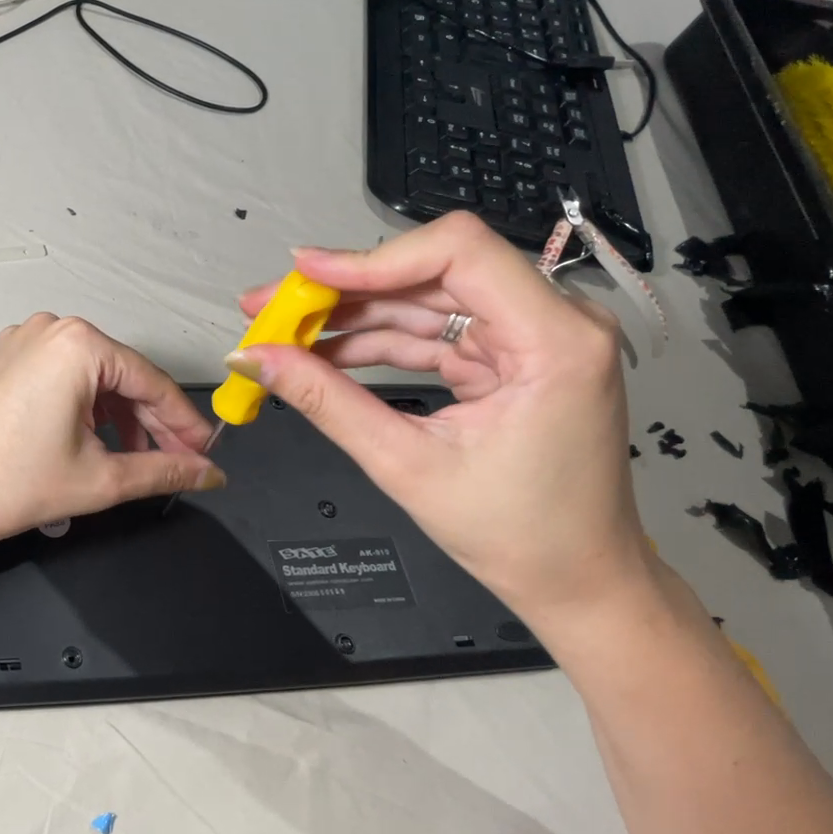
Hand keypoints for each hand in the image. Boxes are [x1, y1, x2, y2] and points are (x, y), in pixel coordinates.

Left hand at [0, 314, 223, 558]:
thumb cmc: (0, 483)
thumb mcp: (100, 480)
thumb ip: (164, 471)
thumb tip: (206, 473)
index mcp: (76, 345)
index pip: (152, 382)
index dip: (184, 424)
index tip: (205, 452)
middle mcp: (48, 331)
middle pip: (122, 378)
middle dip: (152, 424)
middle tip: (179, 463)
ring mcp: (20, 344)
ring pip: (92, 379)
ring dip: (119, 419)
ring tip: (136, 462)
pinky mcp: (4, 362)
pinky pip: (61, 379)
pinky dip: (85, 409)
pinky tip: (97, 444)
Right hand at [231, 212, 651, 623]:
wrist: (577, 580)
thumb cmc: (520, 534)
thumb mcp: (405, 464)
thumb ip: (325, 400)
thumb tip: (256, 360)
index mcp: (554, 340)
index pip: (457, 253)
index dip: (371, 257)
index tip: (303, 275)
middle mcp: (552, 322)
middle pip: (430, 272)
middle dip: (343, 289)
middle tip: (270, 307)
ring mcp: (529, 337)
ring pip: (422, 299)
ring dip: (350, 316)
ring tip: (281, 333)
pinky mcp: (507, 357)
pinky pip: (430, 330)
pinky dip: (375, 341)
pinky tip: (321, 354)